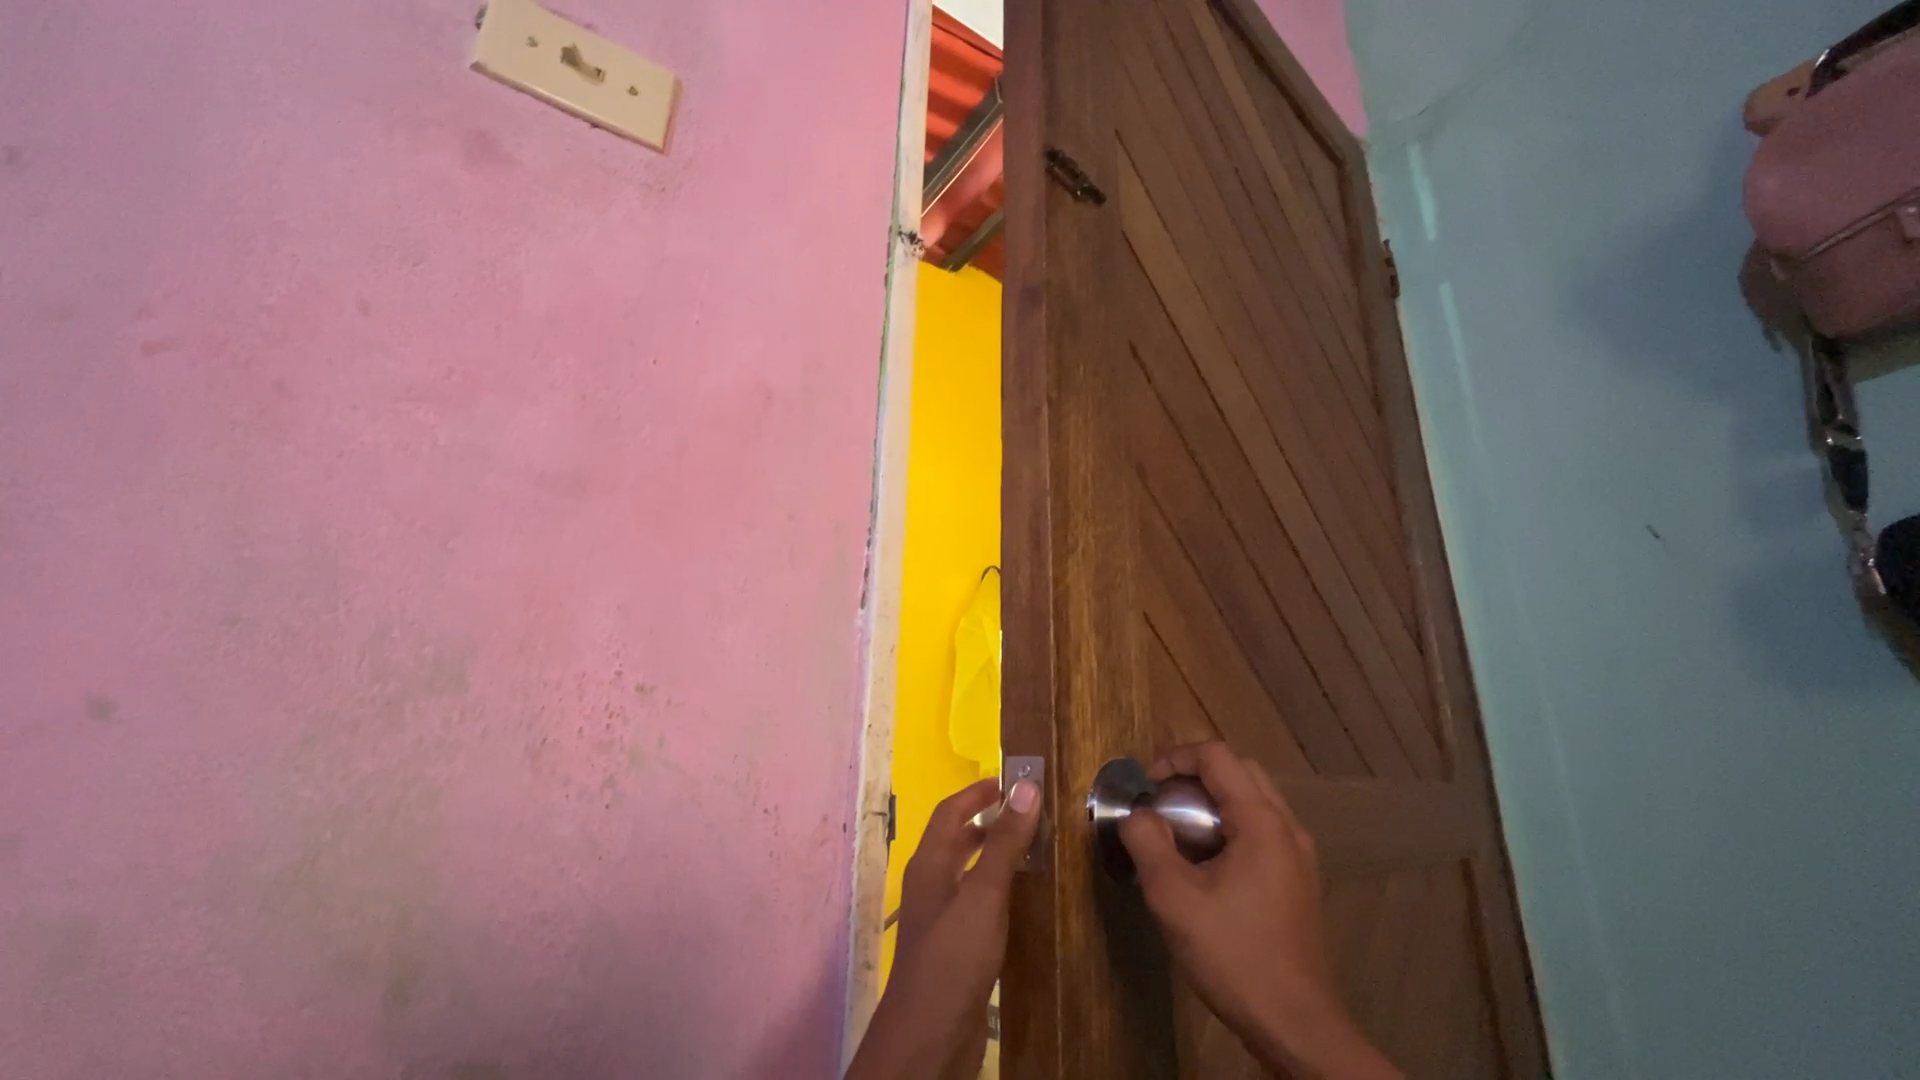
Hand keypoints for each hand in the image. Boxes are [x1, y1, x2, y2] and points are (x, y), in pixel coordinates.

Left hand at [846, 777, 1041, 1079]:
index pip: (949, 812)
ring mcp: (938, 918)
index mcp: (929, 864)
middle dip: (985, 820)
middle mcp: (929, 885)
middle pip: (954, 839)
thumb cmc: (952, 957)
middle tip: (1024, 811)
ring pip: (964, 871)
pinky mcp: (951, 947)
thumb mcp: (983, 895)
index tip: (1009, 780)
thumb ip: (1005, 843)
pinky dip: (994, 888)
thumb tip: (1026, 786)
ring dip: (991, 853)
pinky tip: (1018, 900)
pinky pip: (973, 902)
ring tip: (1029, 848)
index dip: (976, 793)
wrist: (928, 1037)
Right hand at [1119, 742, 1398, 1079]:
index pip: (1217, 756)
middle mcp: (1287, 827)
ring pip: (1253, 800)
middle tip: (1160, 801)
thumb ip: (1148, 843)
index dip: (1175, 757)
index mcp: (1261, 821)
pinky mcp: (1298, 881)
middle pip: (1240, 770)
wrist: (1294, 1022)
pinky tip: (1205, 865)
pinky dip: (1229, 826)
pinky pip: (1262, 830)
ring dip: (1213, 800)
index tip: (1145, 785)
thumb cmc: (1233, 953)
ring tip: (1178, 832)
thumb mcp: (1173, 897)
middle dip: (1195, 774)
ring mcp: (1298, 855)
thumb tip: (1137, 814)